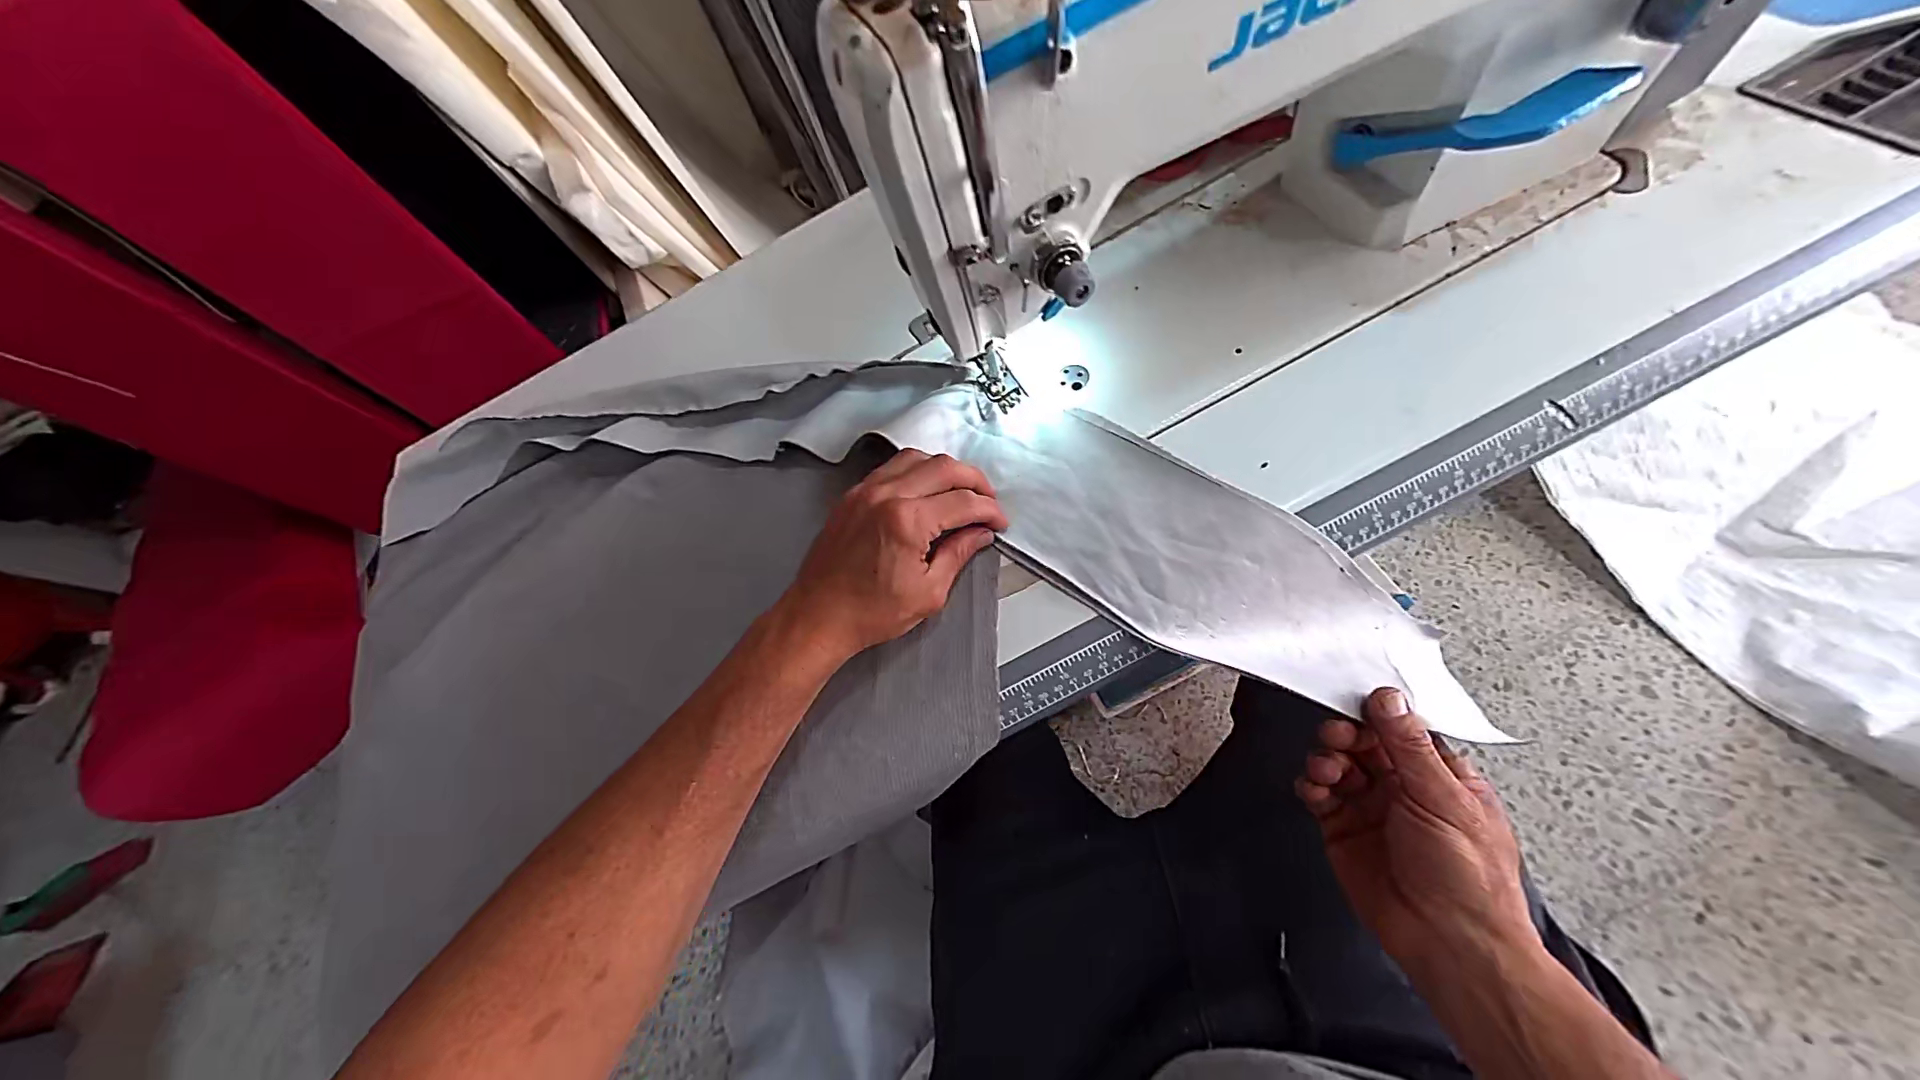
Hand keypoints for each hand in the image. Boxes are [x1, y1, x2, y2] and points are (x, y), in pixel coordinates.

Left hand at [777, 449, 1008, 661]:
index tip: (998, 522)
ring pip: (917, 458)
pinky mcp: (852, 496)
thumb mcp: (928, 592)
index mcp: (907, 521)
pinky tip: (926, 488)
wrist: (819, 617)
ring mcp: (865, 492)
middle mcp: (885, 496)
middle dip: (975, 481)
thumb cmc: (868, 613)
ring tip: (960, 490)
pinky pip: (891, 467)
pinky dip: (916, 470)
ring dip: (945, 469)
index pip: (963, 502)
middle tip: (988, 501)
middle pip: (945, 467)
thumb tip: (979, 534)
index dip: (989, 511)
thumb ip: (958, 554)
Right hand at [1296, 687, 1536, 973]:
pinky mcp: (1342, 828)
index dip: (1378, 713)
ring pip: (1336, 762)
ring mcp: (1371, 808)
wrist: (1449, 943)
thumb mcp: (1444, 799)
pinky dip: (1310, 785)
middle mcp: (1404, 788)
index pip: (1402, 728)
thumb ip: (1409, 745)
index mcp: (1440, 776)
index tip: (1358, 702)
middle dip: (1345, 733)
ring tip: (1328, 769)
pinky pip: (1317, 793)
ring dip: (1326, 758)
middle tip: (1338, 736)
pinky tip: (1316, 789)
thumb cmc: (1471, 882)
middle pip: (1363, 742)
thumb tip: (1389, 699)